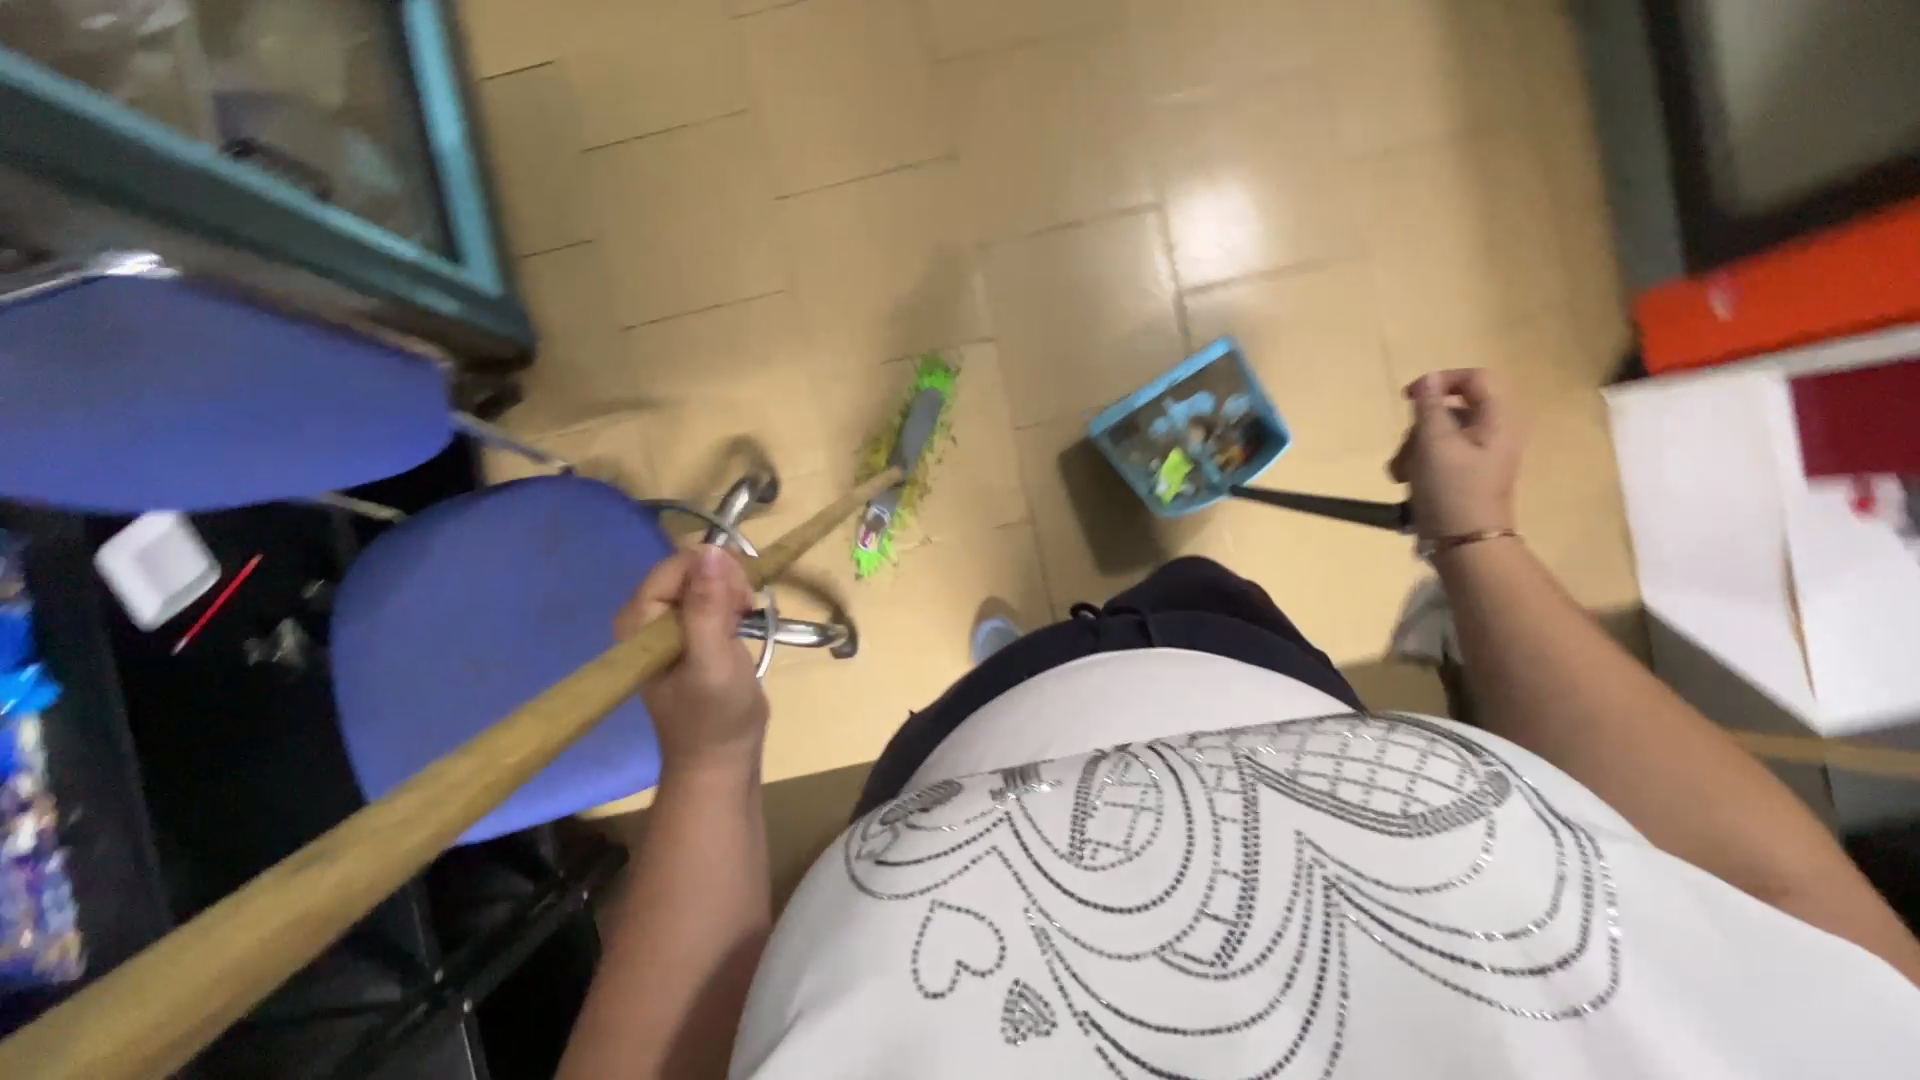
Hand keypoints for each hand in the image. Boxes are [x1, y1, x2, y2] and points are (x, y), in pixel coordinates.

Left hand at [615, 544, 769, 776]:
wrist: (722, 758)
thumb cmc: (714, 715)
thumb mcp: (712, 659)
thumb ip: (708, 606)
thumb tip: (712, 550)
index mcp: (641, 619)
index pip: (677, 564)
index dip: (714, 570)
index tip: (743, 597)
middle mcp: (649, 616)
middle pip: (691, 568)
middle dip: (725, 580)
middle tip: (746, 609)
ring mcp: (670, 624)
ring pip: (706, 579)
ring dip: (733, 590)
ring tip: (745, 617)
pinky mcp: (691, 632)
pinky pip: (712, 596)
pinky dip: (733, 602)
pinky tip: (743, 620)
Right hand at [1387, 368, 1521, 537]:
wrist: (1465, 543)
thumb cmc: (1452, 489)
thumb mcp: (1434, 444)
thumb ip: (1429, 407)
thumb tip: (1428, 378)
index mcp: (1497, 419)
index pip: (1473, 378)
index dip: (1440, 380)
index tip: (1408, 397)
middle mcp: (1493, 432)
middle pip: (1449, 409)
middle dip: (1418, 428)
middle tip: (1405, 450)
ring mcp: (1480, 455)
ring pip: (1437, 434)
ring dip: (1412, 449)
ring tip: (1402, 474)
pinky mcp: (1465, 474)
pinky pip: (1438, 455)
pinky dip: (1419, 463)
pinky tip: (1406, 481)